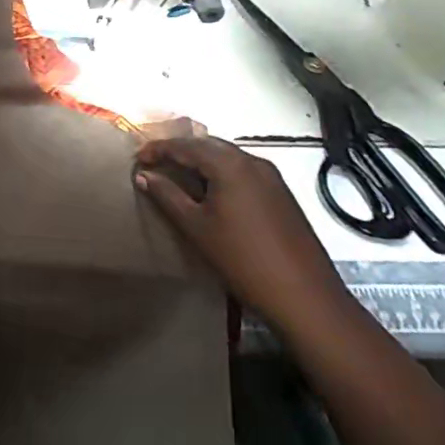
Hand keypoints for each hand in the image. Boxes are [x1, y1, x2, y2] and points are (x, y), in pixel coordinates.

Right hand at [134, 137, 349, 328]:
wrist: (306, 298)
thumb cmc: (242, 259)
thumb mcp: (196, 227)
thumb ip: (167, 195)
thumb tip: (144, 175)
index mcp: (229, 163)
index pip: (185, 145)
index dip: (158, 149)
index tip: (137, 159)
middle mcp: (252, 161)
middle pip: (208, 146)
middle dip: (180, 152)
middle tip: (156, 165)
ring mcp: (272, 177)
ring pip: (227, 158)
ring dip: (201, 163)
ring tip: (179, 177)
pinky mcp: (282, 195)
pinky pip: (243, 172)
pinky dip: (221, 174)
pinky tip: (211, 194)